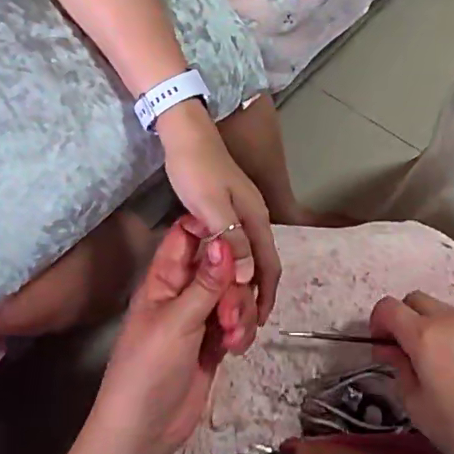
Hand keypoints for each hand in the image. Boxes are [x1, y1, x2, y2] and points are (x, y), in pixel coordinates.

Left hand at [92, 217, 234, 453]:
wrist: (145, 432)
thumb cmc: (148, 369)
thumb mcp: (177, 322)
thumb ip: (205, 282)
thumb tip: (225, 239)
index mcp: (164, 277)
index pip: (189, 234)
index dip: (214, 230)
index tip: (240, 240)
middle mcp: (183, 290)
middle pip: (223, 265)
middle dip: (236, 288)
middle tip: (229, 316)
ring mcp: (200, 315)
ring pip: (236, 293)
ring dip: (242, 313)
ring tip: (232, 339)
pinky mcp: (215, 338)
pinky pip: (239, 320)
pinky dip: (243, 331)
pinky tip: (235, 349)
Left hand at [157, 102, 279, 352]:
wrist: (185, 133)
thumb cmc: (195, 170)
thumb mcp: (210, 207)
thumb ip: (230, 240)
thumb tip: (249, 277)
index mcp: (254, 218)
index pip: (268, 264)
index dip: (265, 294)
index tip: (257, 321)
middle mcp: (254, 217)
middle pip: (263, 262)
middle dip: (256, 292)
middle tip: (242, 321)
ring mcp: (242, 212)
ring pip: (249, 254)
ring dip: (244, 280)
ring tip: (230, 304)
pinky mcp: (227, 208)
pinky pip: (237, 245)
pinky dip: (233, 265)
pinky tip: (219, 273)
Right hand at [369, 292, 453, 453]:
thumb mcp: (416, 405)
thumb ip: (399, 368)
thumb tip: (390, 350)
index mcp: (426, 335)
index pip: (389, 307)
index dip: (377, 322)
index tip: (380, 346)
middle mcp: (451, 319)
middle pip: (415, 299)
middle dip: (402, 318)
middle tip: (403, 352)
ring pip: (440, 309)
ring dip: (427, 324)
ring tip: (433, 362)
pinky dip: (451, 333)